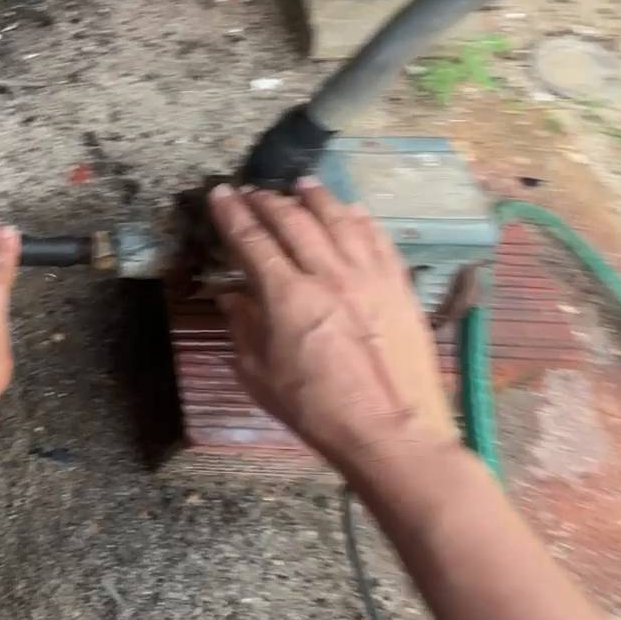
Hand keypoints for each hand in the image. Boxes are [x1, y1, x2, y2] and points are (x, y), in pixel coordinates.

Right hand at [208, 180, 456, 470]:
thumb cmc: (315, 411)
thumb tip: (232, 298)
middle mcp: (328, 276)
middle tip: (252, 191)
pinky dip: (361, 220)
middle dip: (268, 201)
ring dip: (316, 198)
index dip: (232, 214)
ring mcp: (370, 279)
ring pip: (340, 221)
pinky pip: (379, 241)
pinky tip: (351, 210)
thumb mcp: (259, 374)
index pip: (252, 240)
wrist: (393, 435)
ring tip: (301, 184)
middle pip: (294, 221)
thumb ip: (242, 328)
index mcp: (287, 297)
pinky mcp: (400, 289)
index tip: (220, 193)